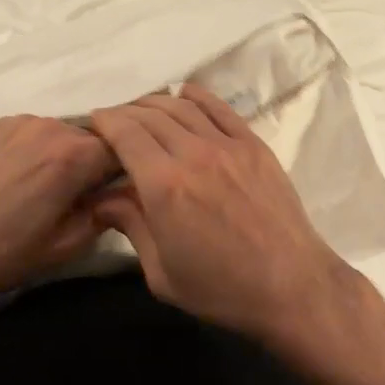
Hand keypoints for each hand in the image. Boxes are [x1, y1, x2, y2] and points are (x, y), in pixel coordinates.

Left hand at [0, 115, 116, 307]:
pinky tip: (22, 175)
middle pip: (94, 138)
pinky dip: (39, 148)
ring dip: (66, 154)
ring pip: (65, 133)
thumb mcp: (64, 247)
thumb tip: (124, 195)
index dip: (124, 171)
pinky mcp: (0, 124)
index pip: (123, 149)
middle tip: (80, 197)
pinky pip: (37, 131)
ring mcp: (23, 121)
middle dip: (94, 163)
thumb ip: (104, 215)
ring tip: (47, 187)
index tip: (115, 193)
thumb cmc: (3, 252)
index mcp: (74, 156)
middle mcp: (52, 127)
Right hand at [87, 85, 359, 345]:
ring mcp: (227, 145)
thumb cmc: (222, 289)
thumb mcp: (162, 272)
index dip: (105, 121)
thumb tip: (102, 199)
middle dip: (125, 112)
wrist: (291, 285)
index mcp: (165, 186)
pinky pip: (219, 108)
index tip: (93, 121)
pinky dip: (195, 96)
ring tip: (142, 110)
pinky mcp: (253, 144)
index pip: (126, 134)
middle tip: (113, 121)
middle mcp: (193, 154)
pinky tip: (183, 95)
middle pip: (150, 116)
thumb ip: (131, 225)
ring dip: (155, 103)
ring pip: (182, 107)